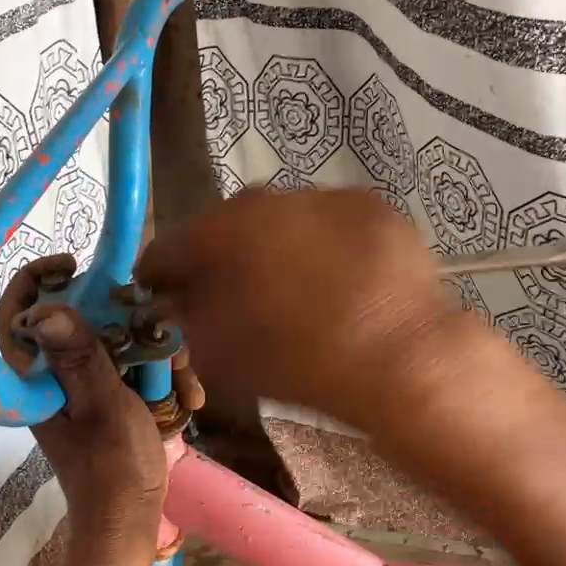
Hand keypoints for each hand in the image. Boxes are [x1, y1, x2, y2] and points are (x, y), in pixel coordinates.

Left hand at [0, 255, 166, 539]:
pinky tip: (189, 398)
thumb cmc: (111, 466)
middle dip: (130, 322)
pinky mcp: (112, 393)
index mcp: (37, 374)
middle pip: (84, 316)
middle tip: (162, 333)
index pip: (18, 311)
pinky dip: (165, 376)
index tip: (76, 265)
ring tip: (186, 385)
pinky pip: (138, 364)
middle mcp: (57, 372)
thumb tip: (48, 307)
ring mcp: (87, 382)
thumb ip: (80, 357)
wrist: (129, 518)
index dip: (37, 278)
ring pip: (120, 338)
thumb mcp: (100, 406)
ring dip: (159, 354)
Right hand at [137, 189, 464, 429]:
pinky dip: (319, 243)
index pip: (172, 244)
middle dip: (218, 255)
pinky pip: (327, 221)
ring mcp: (325, 197)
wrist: (406, 362)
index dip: (160, 271)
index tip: (159, 291)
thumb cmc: (305, 367)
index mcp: (225, 234)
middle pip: (226, 224)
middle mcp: (270, 200)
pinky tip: (333, 278)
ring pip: (280, 218)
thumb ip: (190, 320)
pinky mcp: (371, 207)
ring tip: (284, 285)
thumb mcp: (228, 357)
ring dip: (270, 245)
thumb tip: (175, 303)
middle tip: (222, 292)